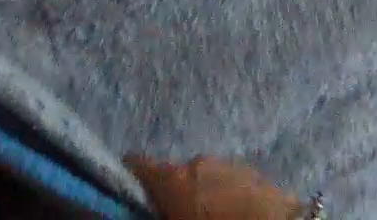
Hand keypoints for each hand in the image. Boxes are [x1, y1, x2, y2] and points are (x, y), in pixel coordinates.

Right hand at [126, 156, 299, 219]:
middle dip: (169, 199)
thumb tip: (146, 214)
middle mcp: (195, 162)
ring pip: (201, 180)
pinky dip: (222, 200)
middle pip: (171, 177)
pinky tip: (230, 219)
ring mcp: (227, 164)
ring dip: (198, 200)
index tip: (123, 198)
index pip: (136, 165)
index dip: (126, 181)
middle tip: (172, 219)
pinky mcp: (253, 174)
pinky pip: (226, 185)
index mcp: (173, 178)